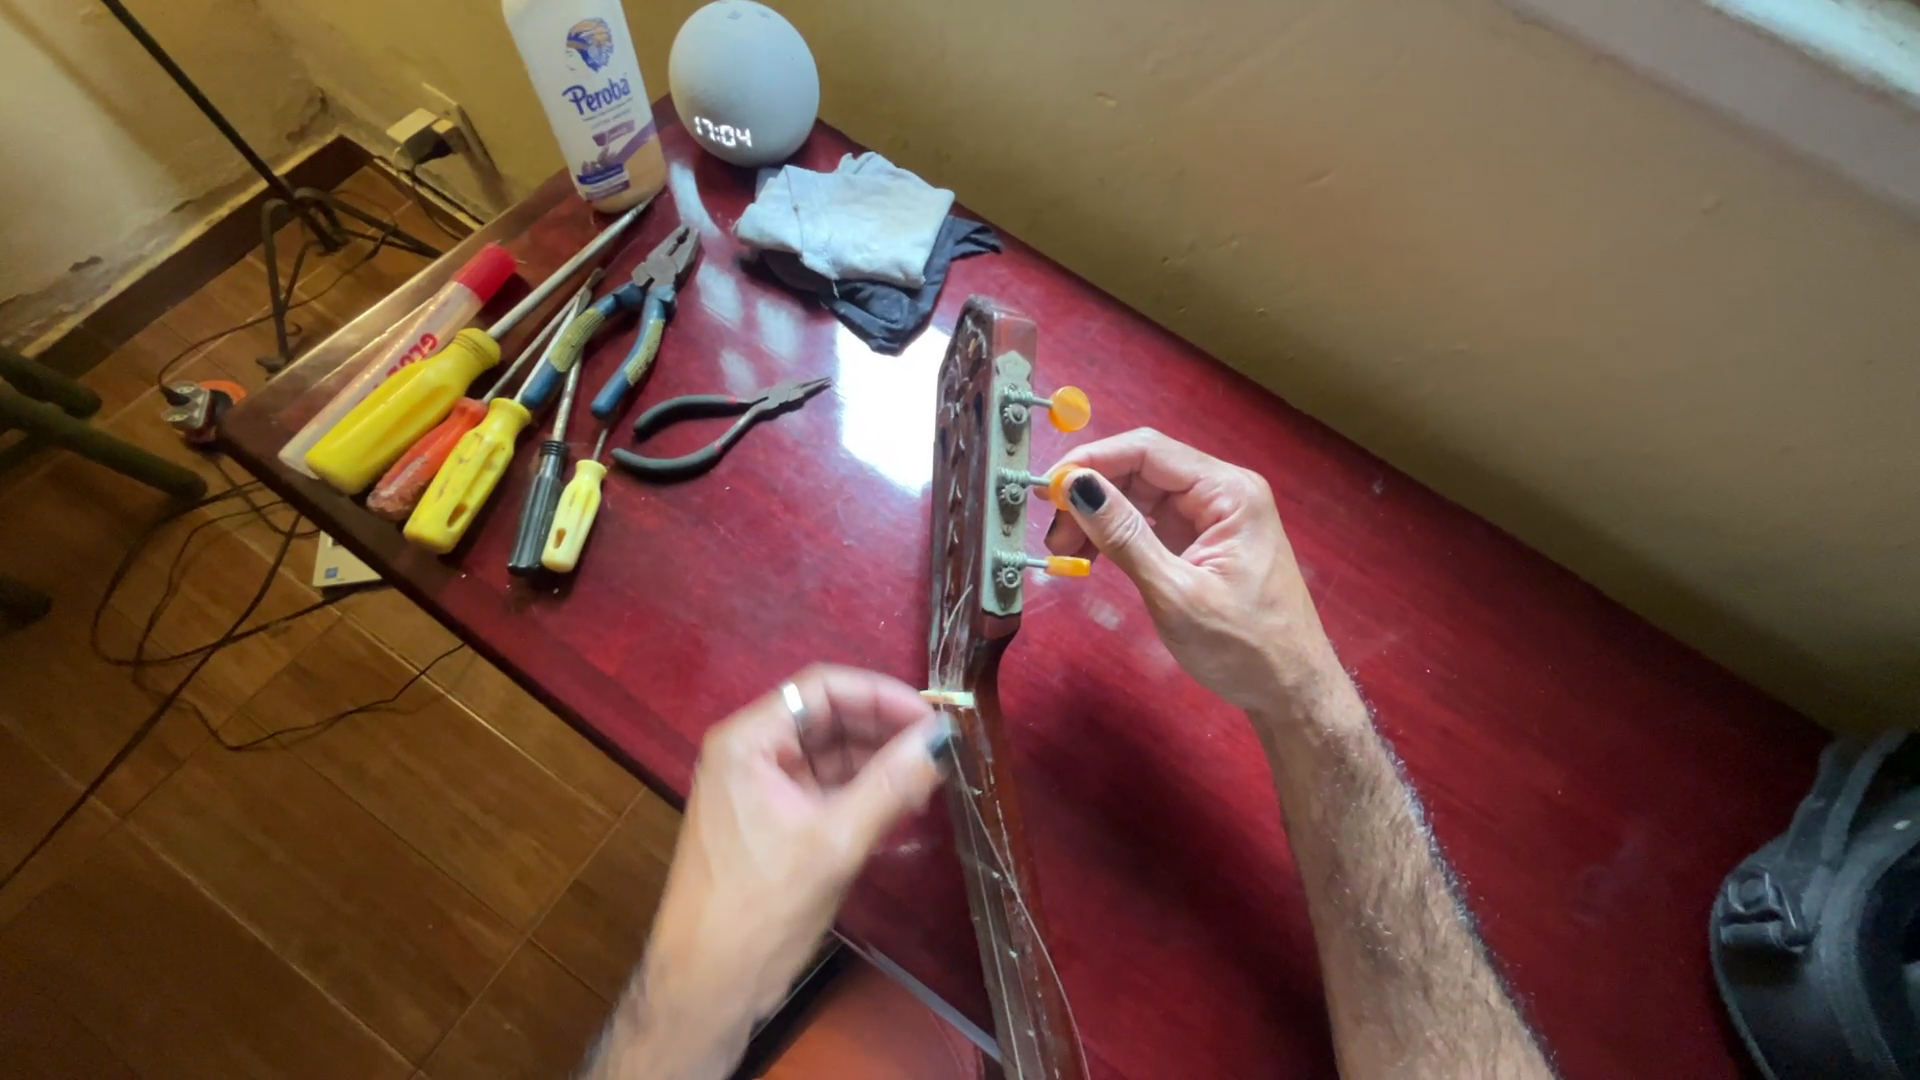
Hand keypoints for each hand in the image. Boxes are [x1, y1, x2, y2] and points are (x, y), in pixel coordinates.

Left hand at [608, 666, 947, 1078]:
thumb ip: (890, 785)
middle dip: (884, 731)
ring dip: (879, 763)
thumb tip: (941, 740)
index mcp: (748, 740)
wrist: (706, 992)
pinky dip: (865, 791)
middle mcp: (752, 751)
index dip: (880, 694)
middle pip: (829, 717)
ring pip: (833, 752)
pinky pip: (828, 786)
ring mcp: (763, 784)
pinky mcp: (776, 816)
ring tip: (928, 780)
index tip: (929, 718)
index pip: (822, 688)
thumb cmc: (761, 908)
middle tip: (938, 750)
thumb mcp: (834, 842)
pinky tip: (903, 805)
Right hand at [1045, 428, 1339, 712]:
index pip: (1147, 451)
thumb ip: (1124, 536)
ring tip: (1064, 552)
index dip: (1092, 460)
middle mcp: (1220, 492)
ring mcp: (1209, 516)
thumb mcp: (1175, 593)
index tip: (1047, 488)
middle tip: (1054, 536)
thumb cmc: (1242, 647)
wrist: (1289, 691)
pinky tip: (1090, 556)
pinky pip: (1147, 522)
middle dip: (1090, 495)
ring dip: (1097, 517)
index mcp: (1228, 492)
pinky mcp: (1199, 540)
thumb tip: (1076, 486)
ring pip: (1138, 496)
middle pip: (1140, 470)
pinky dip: (1114, 535)